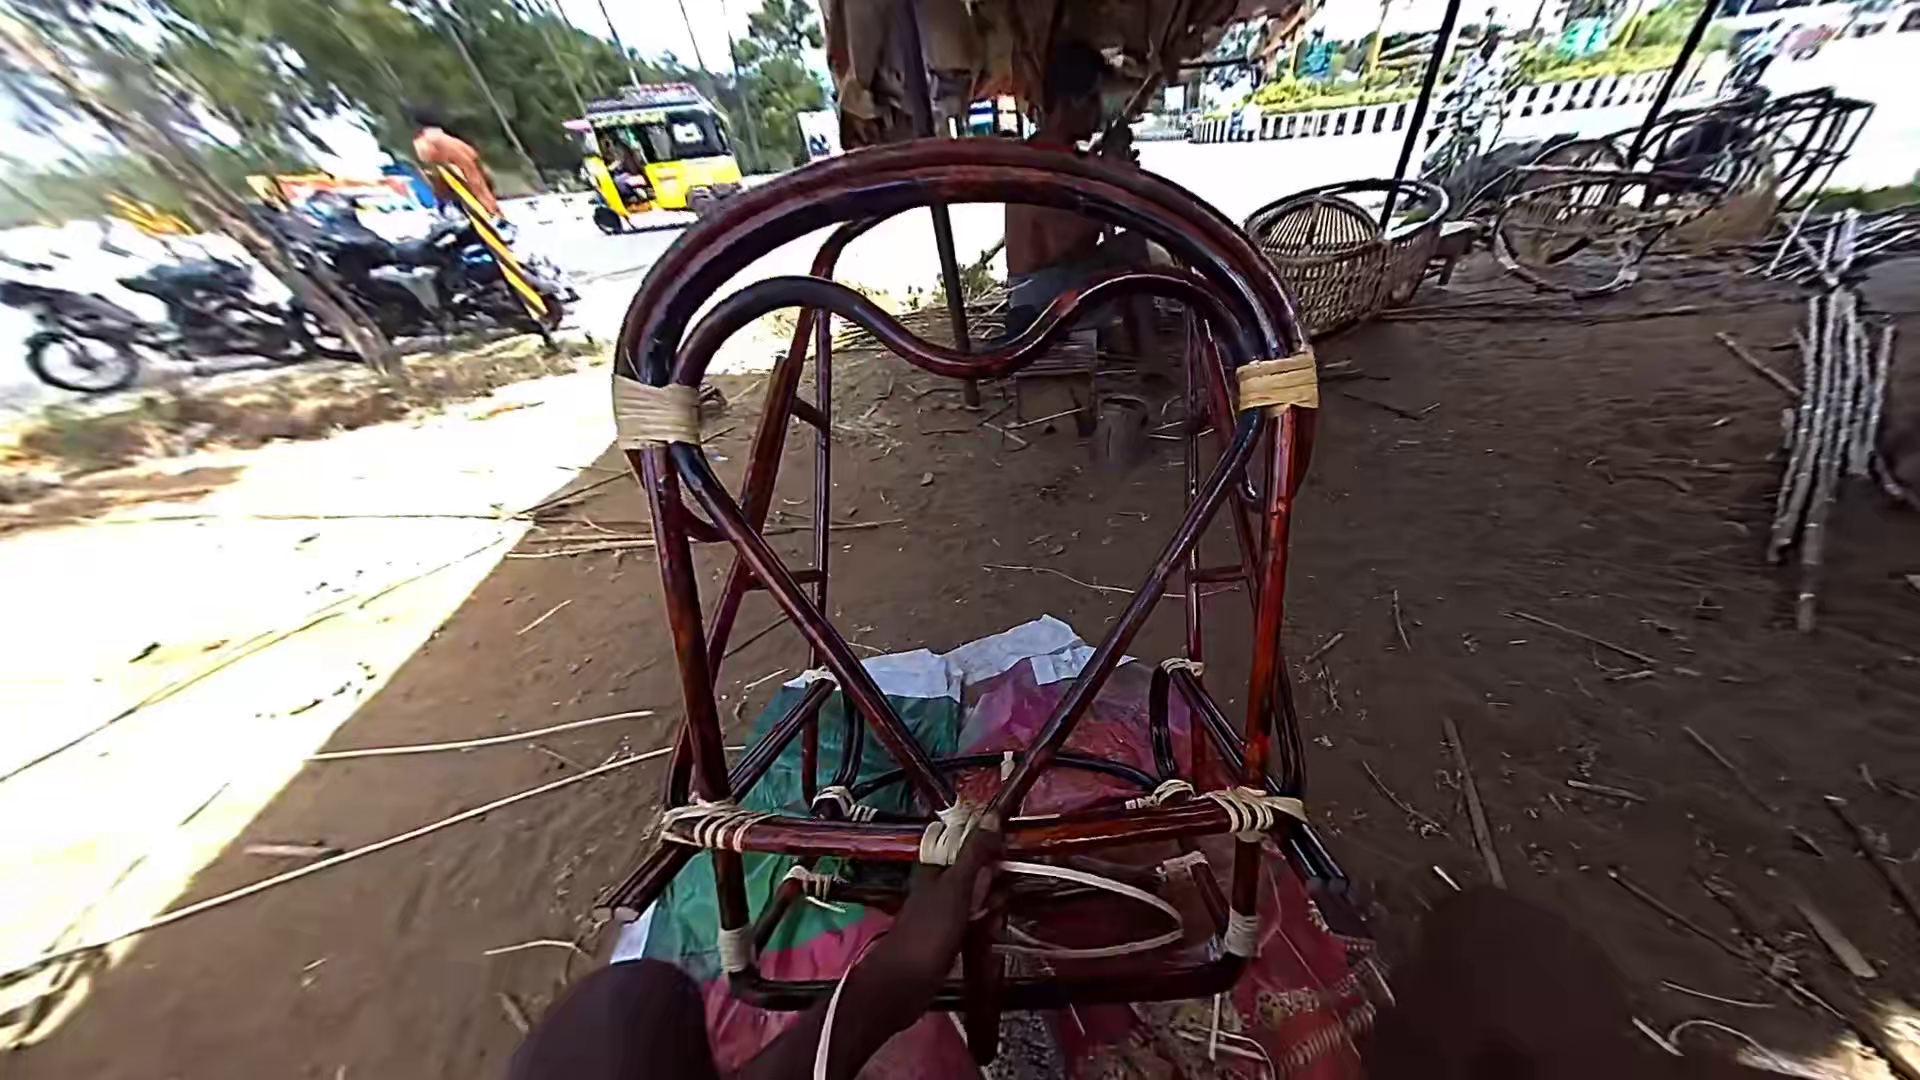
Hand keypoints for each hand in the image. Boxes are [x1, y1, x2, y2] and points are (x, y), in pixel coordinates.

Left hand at [861, 821, 1000, 999]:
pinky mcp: (952, 929)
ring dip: (991, 903)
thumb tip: (993, 817)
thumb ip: (975, 852)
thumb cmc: (930, 928)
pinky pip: (976, 916)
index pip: (970, 840)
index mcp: (938, 862)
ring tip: (987, 919)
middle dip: (992, 880)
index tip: (1005, 856)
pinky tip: (987, 931)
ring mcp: (946, 905)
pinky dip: (985, 921)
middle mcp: (941, 879)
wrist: (906, 983)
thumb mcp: (956, 885)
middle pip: (978, 867)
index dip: (990, 846)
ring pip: (980, 893)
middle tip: (990, 899)